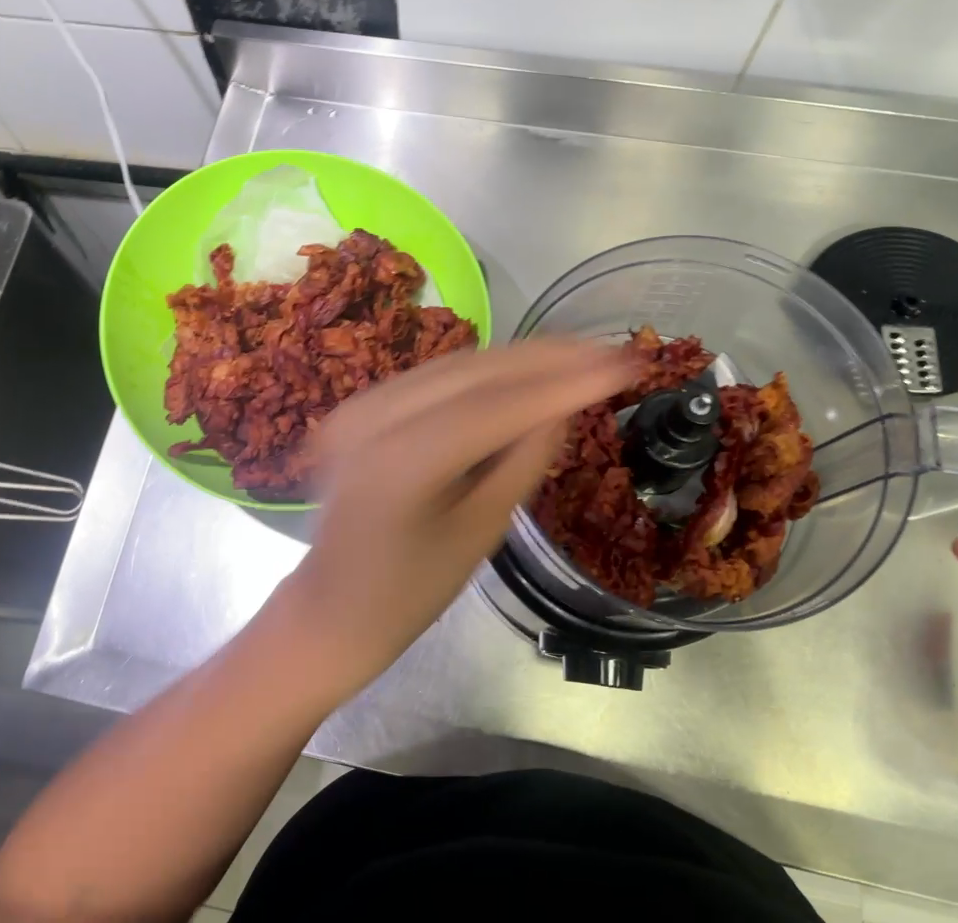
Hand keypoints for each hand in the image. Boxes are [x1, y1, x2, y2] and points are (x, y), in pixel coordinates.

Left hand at [281, 340, 633, 688]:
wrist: (334, 609)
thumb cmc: (410, 591)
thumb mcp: (480, 532)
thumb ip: (523, 460)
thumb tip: (562, 403)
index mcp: (398, 461)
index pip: (492, 406)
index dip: (562, 381)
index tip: (623, 363)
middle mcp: (370, 419)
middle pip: (472, 372)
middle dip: (546, 358)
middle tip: (611, 349)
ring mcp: (357, 407)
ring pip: (454, 366)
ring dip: (518, 359)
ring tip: (582, 353)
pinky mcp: (357, 407)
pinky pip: (433, 378)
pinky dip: (482, 373)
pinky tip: (526, 369)